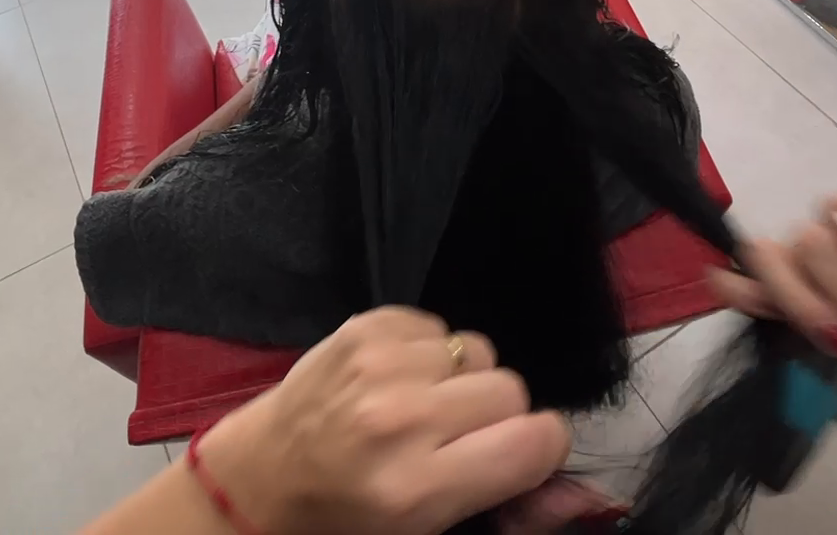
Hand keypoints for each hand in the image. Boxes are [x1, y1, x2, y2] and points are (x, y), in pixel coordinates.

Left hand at [198, 307, 572, 534]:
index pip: (533, 441)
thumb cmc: (346, 520)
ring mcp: (378, 363)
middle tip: (456, 436)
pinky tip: (397, 377)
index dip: (540, 447)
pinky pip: (438, 323)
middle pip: (510, 388)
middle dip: (496, 414)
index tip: (521, 451)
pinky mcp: (363, 325)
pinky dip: (429, 350)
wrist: (260, 476)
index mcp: (418, 488)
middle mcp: (400, 418)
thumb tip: (576, 488)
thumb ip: (505, 501)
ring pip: (478, 348)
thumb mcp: (427, 532)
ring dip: (461, 378)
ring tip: (422, 404)